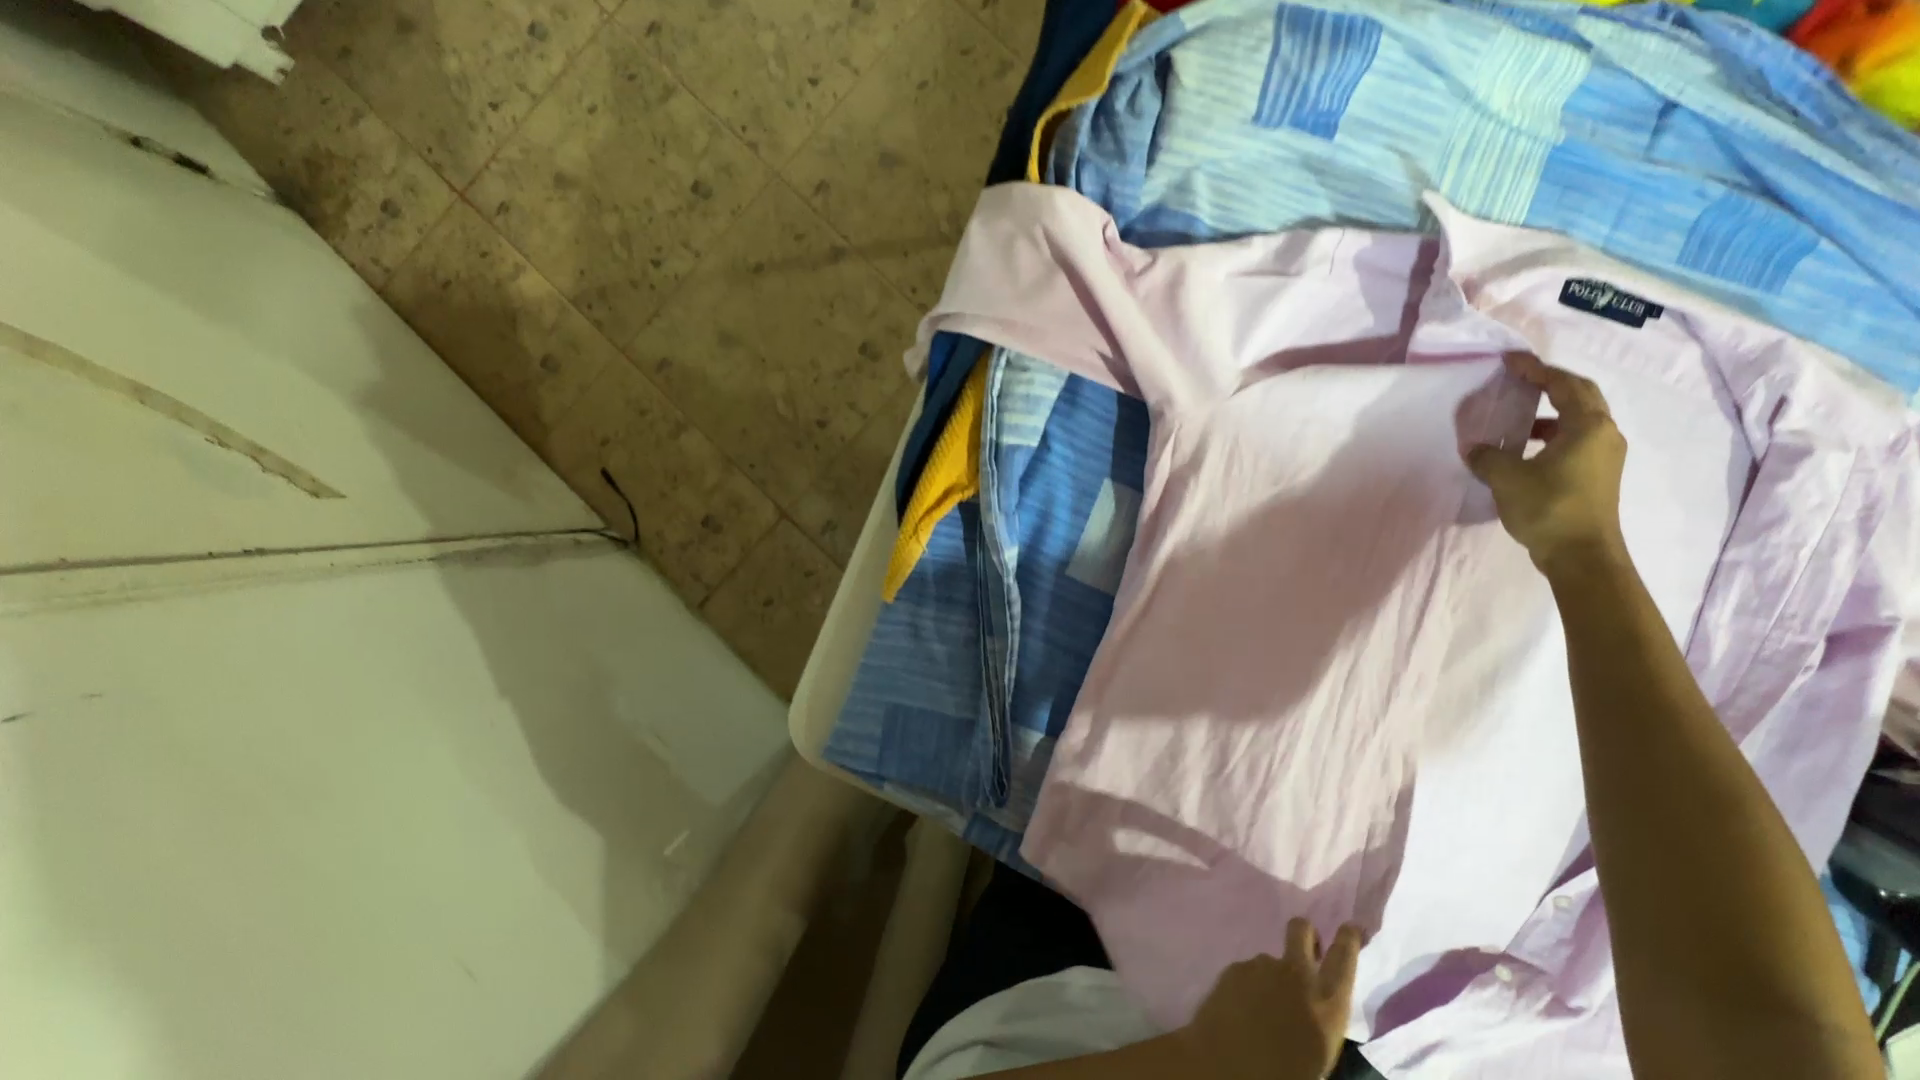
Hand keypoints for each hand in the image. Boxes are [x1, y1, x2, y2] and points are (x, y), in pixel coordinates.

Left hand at [1176, 920, 1363, 1079]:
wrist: (1230, 1068)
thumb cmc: (1287, 1071)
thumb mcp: (1321, 1047)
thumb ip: (1320, 1016)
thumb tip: (1315, 1009)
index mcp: (1328, 999)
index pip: (1345, 954)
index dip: (1349, 936)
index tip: (1350, 927)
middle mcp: (1296, 974)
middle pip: (1302, 929)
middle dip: (1304, 933)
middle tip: (1303, 951)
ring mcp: (1262, 967)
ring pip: (1269, 960)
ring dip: (1269, 976)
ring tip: (1259, 1006)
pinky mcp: (1234, 969)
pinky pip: (1245, 973)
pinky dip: (1245, 987)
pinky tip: (1238, 1010)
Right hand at [1465, 352, 1628, 576]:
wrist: (1581, 556)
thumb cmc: (1548, 508)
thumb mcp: (1506, 478)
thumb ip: (1488, 456)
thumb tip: (1476, 448)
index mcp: (1588, 426)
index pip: (1563, 384)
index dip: (1536, 370)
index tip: (1511, 361)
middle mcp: (1604, 434)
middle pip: (1581, 395)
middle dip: (1551, 383)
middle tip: (1521, 379)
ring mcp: (1605, 456)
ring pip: (1581, 418)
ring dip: (1553, 410)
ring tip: (1521, 414)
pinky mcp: (1598, 474)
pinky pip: (1577, 439)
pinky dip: (1554, 432)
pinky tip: (1529, 446)